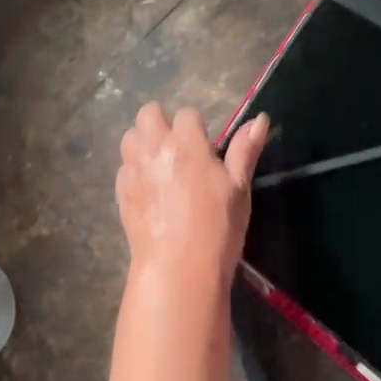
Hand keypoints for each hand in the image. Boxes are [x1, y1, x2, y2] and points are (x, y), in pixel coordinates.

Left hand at [115, 103, 270, 278]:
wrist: (178, 267)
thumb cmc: (217, 227)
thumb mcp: (239, 188)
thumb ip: (245, 150)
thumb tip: (260, 119)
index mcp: (185, 141)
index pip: (187, 113)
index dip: (198, 128)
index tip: (206, 150)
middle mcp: (154, 146)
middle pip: (149, 113)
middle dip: (163, 123)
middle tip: (180, 149)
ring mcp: (133, 167)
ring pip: (131, 136)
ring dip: (144, 141)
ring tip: (161, 165)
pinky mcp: (120, 188)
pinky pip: (124, 165)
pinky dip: (135, 168)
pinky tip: (149, 189)